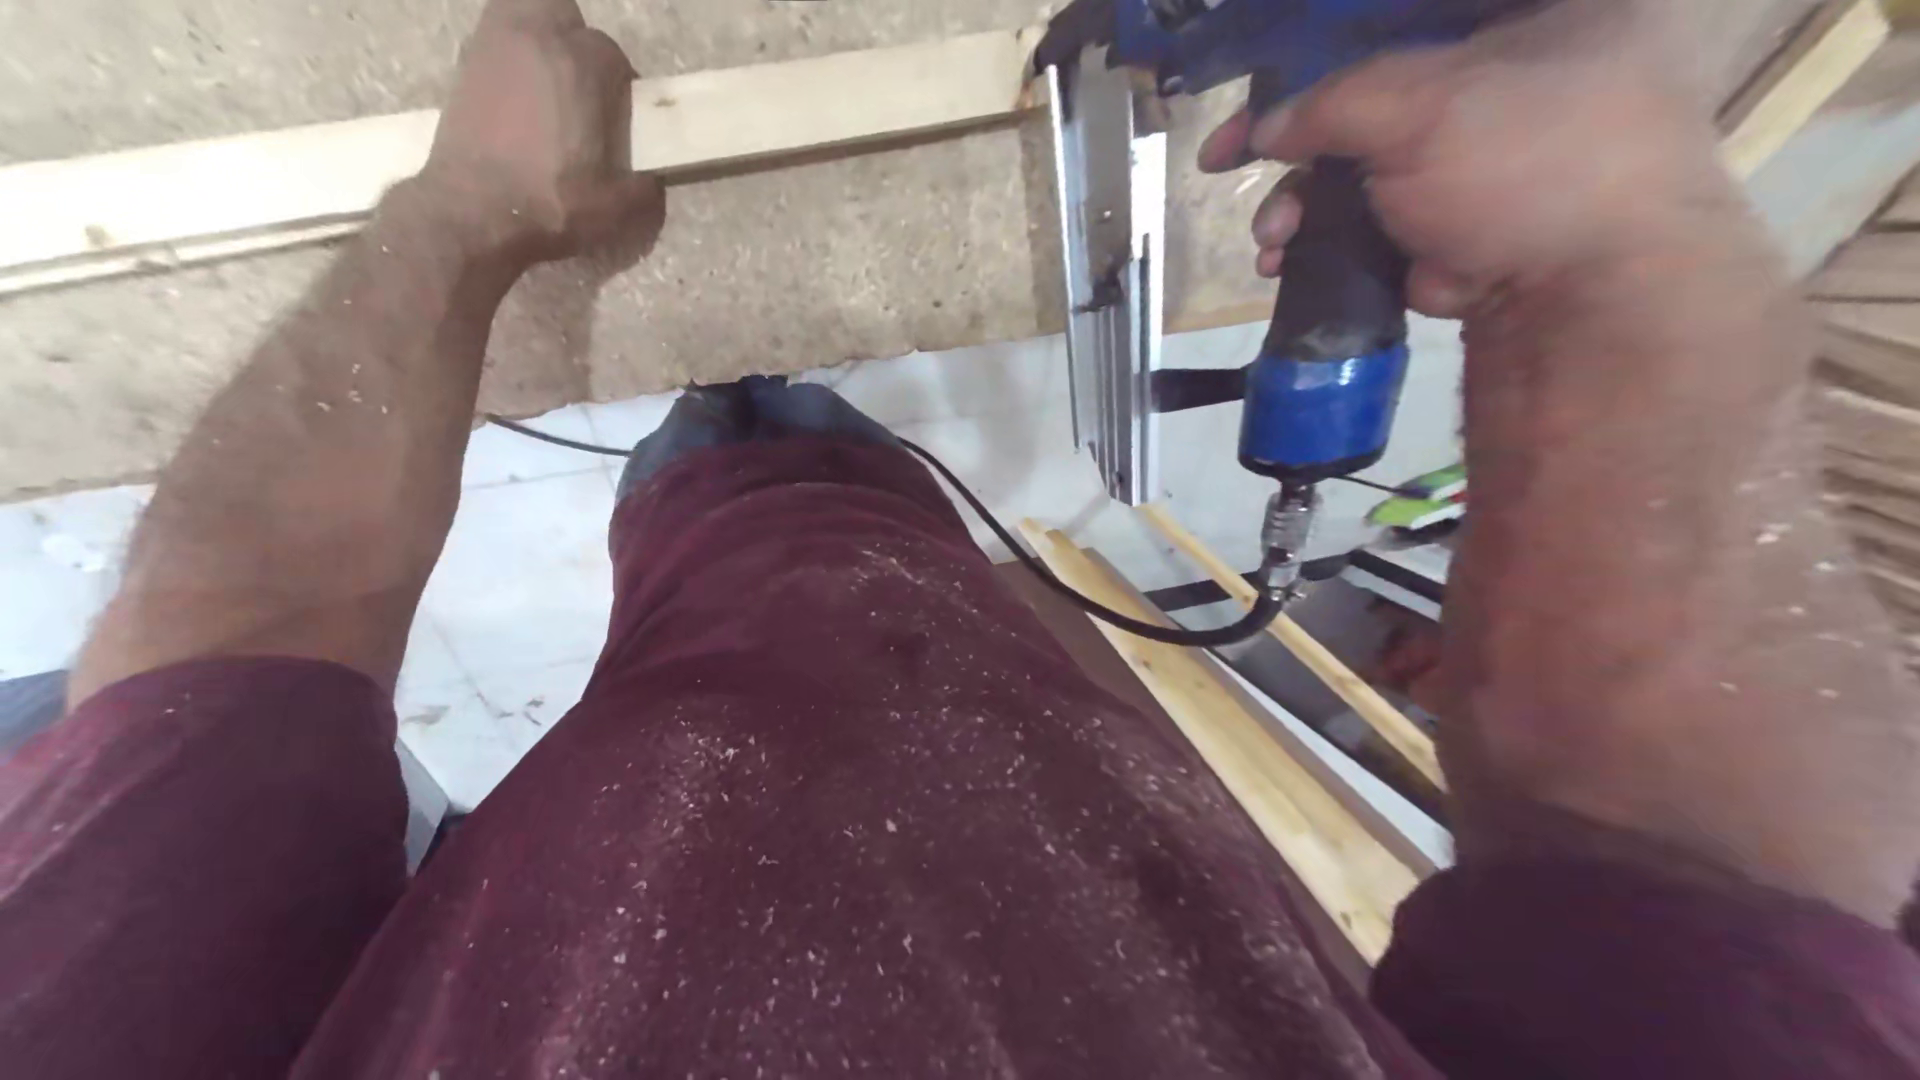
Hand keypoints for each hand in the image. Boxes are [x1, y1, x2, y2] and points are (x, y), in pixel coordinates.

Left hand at [422, 0, 664, 265]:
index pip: (613, 54)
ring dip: (541, 43)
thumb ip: (647, 185)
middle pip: (560, 10)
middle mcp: (533, 39)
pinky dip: (512, 63)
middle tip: (586, 86)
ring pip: (521, 15)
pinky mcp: (462, 66)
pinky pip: (496, 44)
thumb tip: (651, 177)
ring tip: (552, 91)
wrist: (476, 212)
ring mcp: (490, 46)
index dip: (623, 86)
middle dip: (576, 39)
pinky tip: (521, 105)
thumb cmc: (556, 204)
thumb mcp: (621, 207)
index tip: (624, 119)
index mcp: (580, 66)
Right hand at [1198, 0, 1752, 318]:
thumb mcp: (1423, 107)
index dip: (1319, 36)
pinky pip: (1347, 215)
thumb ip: (1333, 101)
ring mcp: (1454, 151)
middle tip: (1221, 157)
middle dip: (1285, 134)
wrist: (1568, 285)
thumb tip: (1264, 126)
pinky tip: (1280, 260)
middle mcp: (1487, 72)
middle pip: (1357, 88)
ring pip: (1344, 161)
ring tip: (1271, 238)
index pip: (1395, 7)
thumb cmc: (1523, 162)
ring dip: (1291, 201)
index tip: (1259, 72)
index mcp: (1523, 8)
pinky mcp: (1426, 216)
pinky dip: (1308, 238)